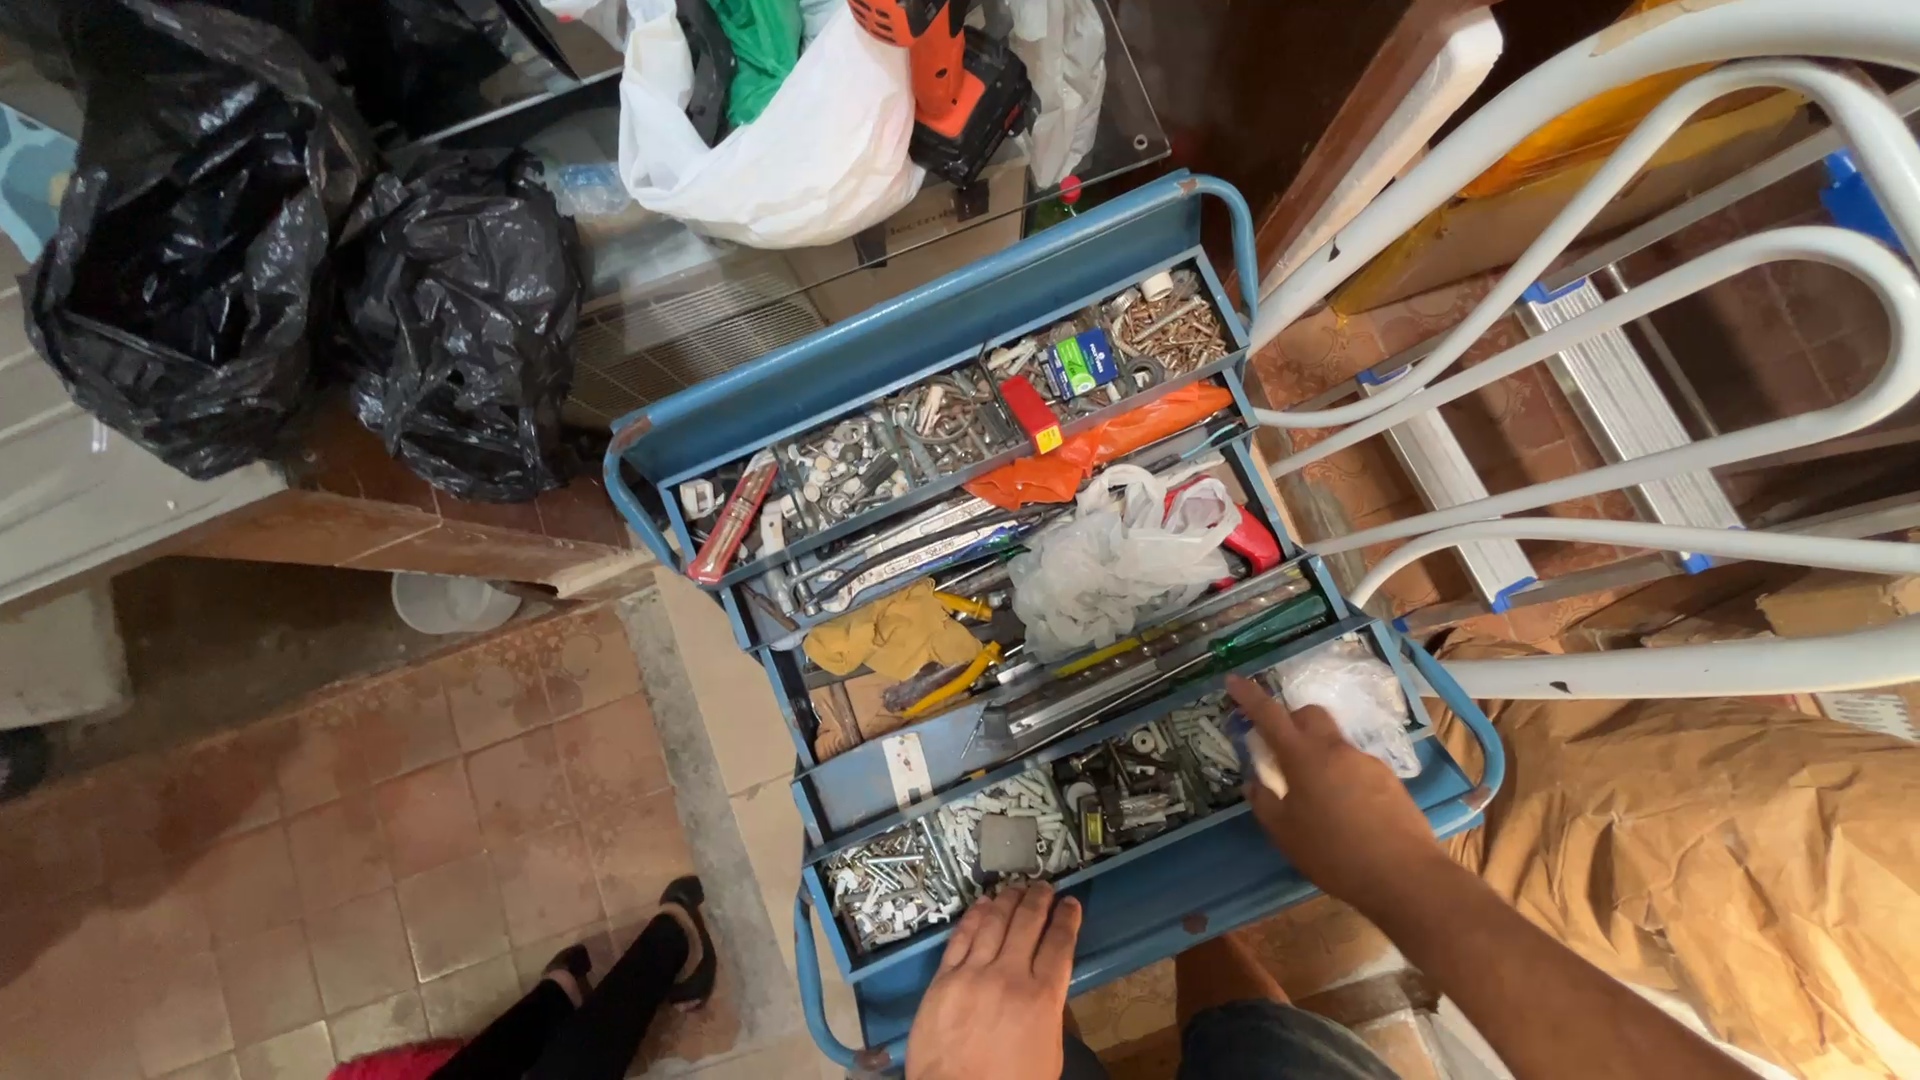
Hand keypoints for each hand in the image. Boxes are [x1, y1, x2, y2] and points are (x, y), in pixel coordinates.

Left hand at [906, 882, 1082, 1079]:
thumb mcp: (1047, 1054)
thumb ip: (1048, 1012)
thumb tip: (1046, 982)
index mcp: (1041, 999)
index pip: (1059, 944)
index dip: (1067, 918)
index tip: (1070, 903)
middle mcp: (1010, 977)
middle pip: (1027, 923)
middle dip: (1039, 899)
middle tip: (1043, 887)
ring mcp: (974, 974)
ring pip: (994, 922)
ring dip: (1007, 900)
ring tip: (1015, 888)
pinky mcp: (945, 977)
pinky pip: (961, 937)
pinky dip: (974, 916)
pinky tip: (982, 904)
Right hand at [1226, 674, 1451, 917]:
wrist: (1407, 878)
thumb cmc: (1334, 853)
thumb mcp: (1284, 833)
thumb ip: (1264, 803)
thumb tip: (1255, 785)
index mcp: (1303, 757)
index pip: (1269, 714)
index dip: (1249, 695)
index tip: (1234, 680)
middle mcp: (1335, 750)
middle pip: (1309, 714)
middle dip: (1291, 719)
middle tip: (1280, 746)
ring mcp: (1367, 763)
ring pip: (1335, 743)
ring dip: (1319, 754)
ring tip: (1317, 795)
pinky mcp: (1391, 782)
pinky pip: (1357, 767)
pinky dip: (1343, 777)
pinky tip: (1347, 812)